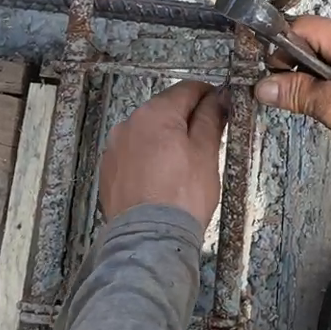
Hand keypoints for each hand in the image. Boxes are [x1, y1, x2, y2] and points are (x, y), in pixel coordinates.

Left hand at [100, 79, 226, 226]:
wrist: (149, 241)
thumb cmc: (182, 195)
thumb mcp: (206, 153)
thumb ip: (211, 118)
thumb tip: (218, 97)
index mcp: (155, 113)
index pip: (187, 89)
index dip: (208, 95)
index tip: (222, 106)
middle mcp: (129, 123)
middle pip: (165, 110)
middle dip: (187, 120)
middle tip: (209, 142)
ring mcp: (114, 147)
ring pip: (149, 132)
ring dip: (167, 139)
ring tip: (185, 166)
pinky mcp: (108, 170)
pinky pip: (134, 153)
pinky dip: (149, 158)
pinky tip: (162, 179)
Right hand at [253, 17, 330, 175]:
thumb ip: (296, 92)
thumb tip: (263, 87)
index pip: (305, 27)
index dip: (282, 48)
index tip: (270, 74)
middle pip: (317, 40)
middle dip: (297, 64)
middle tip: (286, 92)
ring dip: (315, 77)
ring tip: (309, 102)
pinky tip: (330, 105)